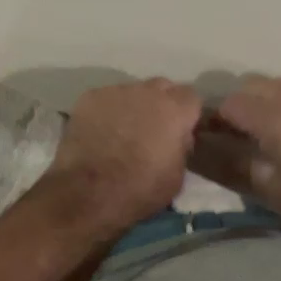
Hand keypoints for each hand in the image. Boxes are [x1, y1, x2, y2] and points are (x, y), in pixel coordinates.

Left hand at [43, 79, 202, 231]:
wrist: (88, 192)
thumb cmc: (139, 189)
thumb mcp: (177, 176)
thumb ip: (182, 147)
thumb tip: (177, 137)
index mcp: (174, 110)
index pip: (191, 96)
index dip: (187, 114)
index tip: (181, 130)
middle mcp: (147, 92)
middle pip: (162, 87)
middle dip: (162, 104)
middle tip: (154, 129)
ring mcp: (115, 91)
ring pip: (132, 92)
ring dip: (133, 106)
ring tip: (123, 132)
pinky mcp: (89, 97)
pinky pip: (105, 99)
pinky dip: (107, 111)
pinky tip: (100, 132)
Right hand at [198, 77, 280, 226]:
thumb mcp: (271, 188)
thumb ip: (232, 165)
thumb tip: (200, 152)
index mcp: (270, 114)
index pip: (228, 104)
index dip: (215, 120)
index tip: (212, 139)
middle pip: (251, 87)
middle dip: (238, 106)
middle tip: (239, 136)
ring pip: (278, 85)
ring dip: (265, 101)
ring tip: (269, 132)